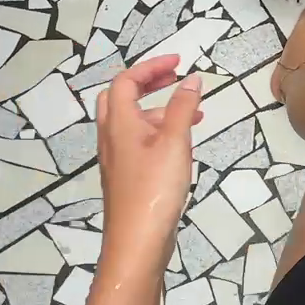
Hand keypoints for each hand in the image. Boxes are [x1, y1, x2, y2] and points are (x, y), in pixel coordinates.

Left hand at [94, 55, 201, 274]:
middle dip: (147, 82)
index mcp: (119, 125)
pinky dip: (159, 127)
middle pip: (119, 98)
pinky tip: (182, 140)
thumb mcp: (175, 142)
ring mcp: (117, 158)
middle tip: (175, 77)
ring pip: (130, 119)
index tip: (180, 61)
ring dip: (157, 105)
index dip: (150, 66)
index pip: (125, 82)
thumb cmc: (155, 188)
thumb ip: (184, 108)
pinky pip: (138, 138)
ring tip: (192, 110)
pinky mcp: (127, 174)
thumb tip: (191, 79)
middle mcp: (112, 138)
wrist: (137, 242)